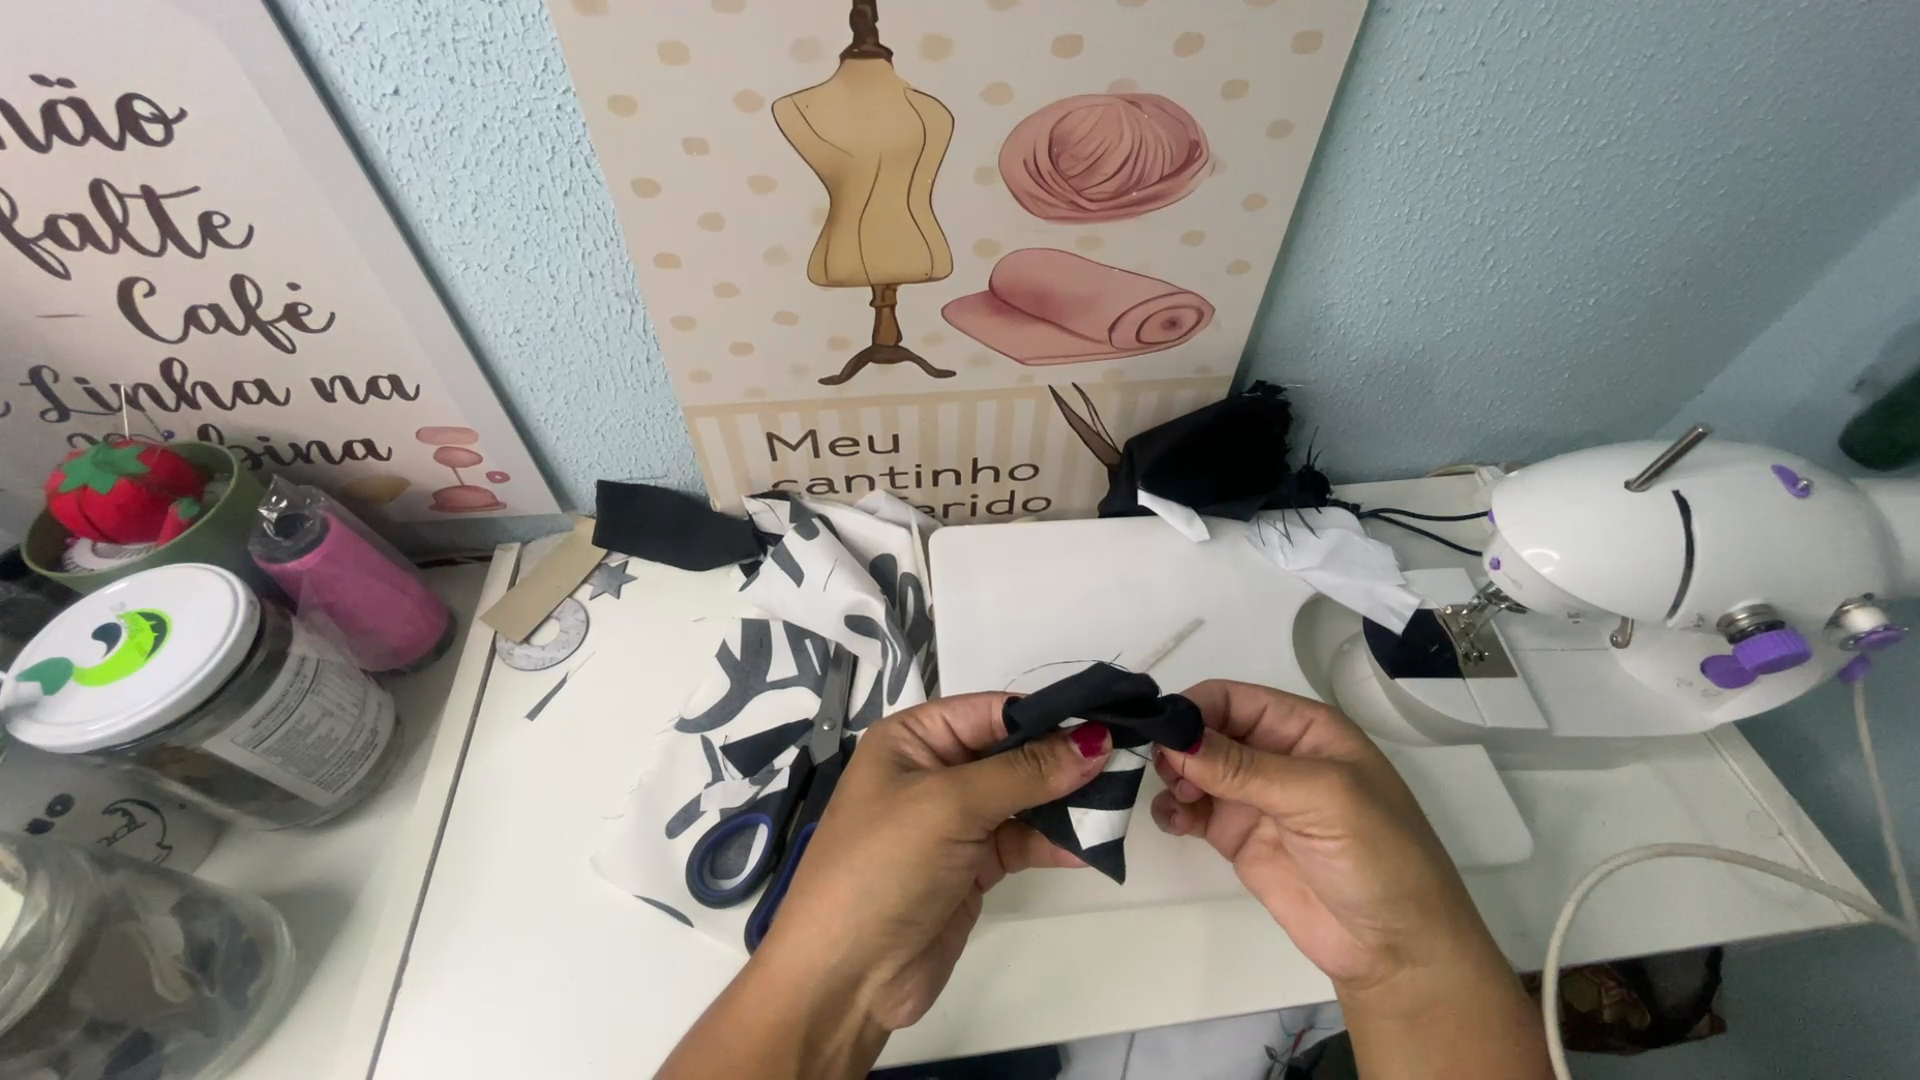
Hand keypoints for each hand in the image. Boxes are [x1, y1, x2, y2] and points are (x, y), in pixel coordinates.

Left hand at [760, 693, 1111, 1029]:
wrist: (843, 978)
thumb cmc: (884, 865)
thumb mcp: (949, 805)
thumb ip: (1025, 772)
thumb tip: (1095, 740)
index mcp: (913, 738)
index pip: (991, 711)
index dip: (1046, 715)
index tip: (1106, 723)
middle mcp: (934, 771)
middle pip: (1011, 752)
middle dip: (1062, 759)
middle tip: (1125, 761)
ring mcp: (954, 821)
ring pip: (1022, 797)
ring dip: (1066, 802)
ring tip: (1117, 802)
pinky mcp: (971, 866)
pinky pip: (1022, 841)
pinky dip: (1055, 841)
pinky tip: (1092, 845)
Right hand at [1151, 680, 1493, 993]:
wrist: (1399, 952)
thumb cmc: (1379, 857)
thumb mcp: (1320, 798)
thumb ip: (1243, 768)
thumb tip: (1174, 738)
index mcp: (1302, 728)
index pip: (1232, 698)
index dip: (1194, 709)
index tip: (1164, 734)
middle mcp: (1273, 754)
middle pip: (1205, 729)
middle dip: (1179, 743)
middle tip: (1168, 772)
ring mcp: (1252, 797)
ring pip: (1192, 768)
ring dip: (1172, 776)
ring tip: (1179, 800)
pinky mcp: (1236, 835)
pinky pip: (1190, 809)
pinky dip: (1172, 810)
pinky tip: (1175, 822)